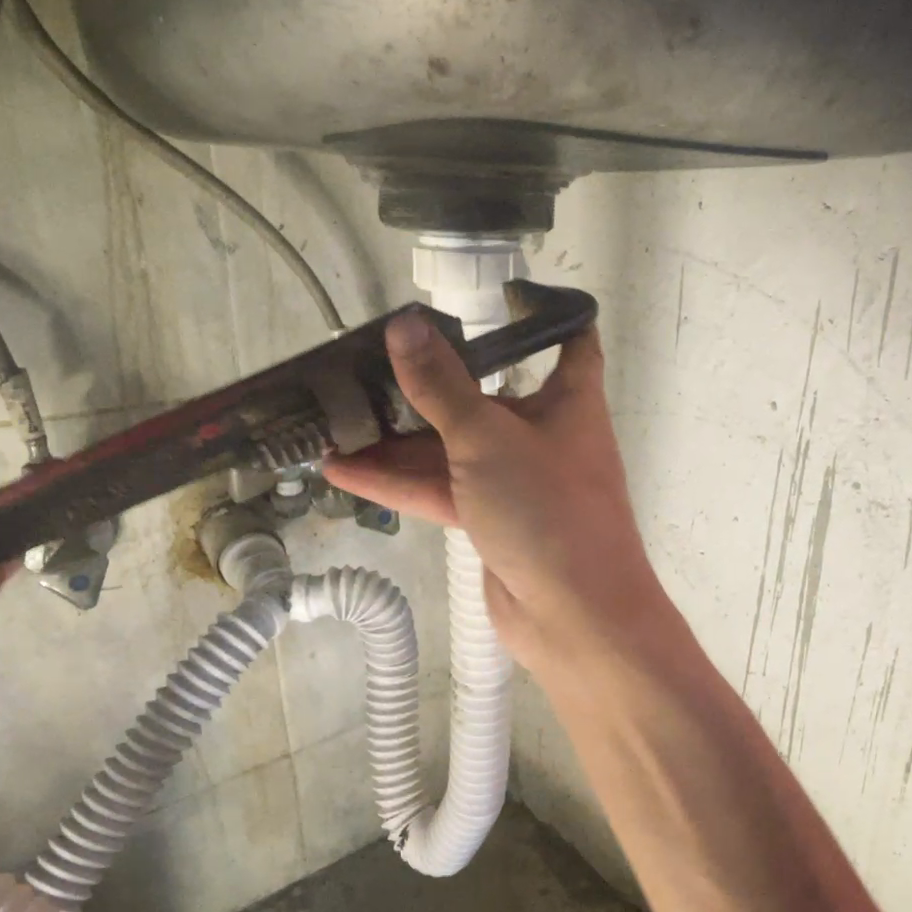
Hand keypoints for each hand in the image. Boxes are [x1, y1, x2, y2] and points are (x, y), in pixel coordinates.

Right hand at [325, 314, 663, 674]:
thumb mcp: (488, 438)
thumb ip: (442, 386)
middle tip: (369, 364)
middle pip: (486, 396)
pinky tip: (343, 469)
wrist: (575, 617)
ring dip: (400, 438)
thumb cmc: (549, 510)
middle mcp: (546, 435)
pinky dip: (400, 480)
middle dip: (431, 383)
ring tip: (336, 417)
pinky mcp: (494, 523)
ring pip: (454, 448)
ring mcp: (518, 482)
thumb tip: (404, 326)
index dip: (545, 313)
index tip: (505, 294)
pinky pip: (444, 490)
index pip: (570, 341)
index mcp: (569, 401)